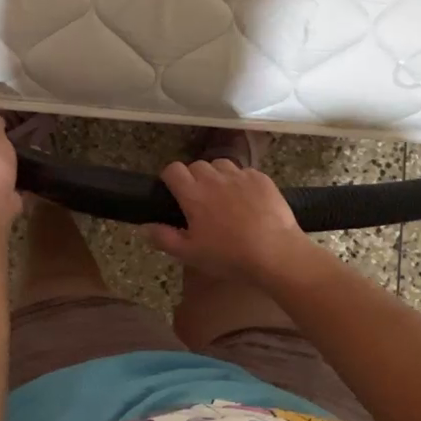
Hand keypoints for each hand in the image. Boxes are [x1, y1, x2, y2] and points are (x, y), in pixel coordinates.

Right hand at [148, 159, 314, 283]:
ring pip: (221, 165)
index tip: (173, 193)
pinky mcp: (261, 178)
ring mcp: (240, 175)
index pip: (172, 170)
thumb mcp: (191, 254)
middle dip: (194, 179)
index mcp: (193, 193)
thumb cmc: (229, 256)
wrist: (275, 253)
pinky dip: (242, 182)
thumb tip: (145, 227)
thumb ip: (164, 238)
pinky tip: (248, 201)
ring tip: (224, 198)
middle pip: (197, 166)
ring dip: (218, 177)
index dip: (170, 178)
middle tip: (200, 202)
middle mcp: (214, 177)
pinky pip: (245, 173)